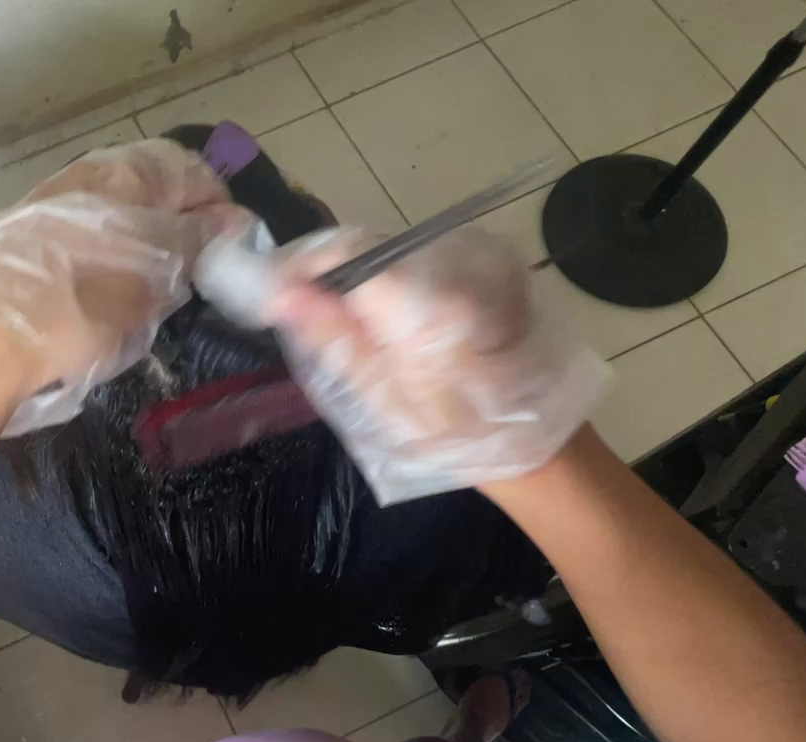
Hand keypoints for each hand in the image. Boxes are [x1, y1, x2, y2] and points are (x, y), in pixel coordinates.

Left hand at [0, 139, 247, 435]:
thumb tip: (229, 223)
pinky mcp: (22, 230)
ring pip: (115, 207)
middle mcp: (86, 173)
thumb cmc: (77, 315)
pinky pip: (83, 229)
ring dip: (142, 237)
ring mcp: (49, 199)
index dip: (219, 208)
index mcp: (125, 176)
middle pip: (151, 184)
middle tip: (193, 269)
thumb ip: (194, 245)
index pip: (192, 171)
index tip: (231, 249)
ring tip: (150, 284)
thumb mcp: (150, 284)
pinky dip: (106, 249)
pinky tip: (102, 286)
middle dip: (180, 221)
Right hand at [263, 226, 610, 503]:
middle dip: (327, 269)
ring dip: (358, 271)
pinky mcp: (494, 257)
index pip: (349, 255)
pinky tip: (386, 308)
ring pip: (395, 246)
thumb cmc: (449, 432)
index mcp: (428, 307)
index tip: (274, 290)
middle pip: (371, 245)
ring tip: (337, 309)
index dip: (304, 266)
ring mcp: (483, 255)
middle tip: (297, 302)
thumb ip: (333, 338)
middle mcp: (460, 264)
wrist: (531, 433)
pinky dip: (393, 273)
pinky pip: (423, 251)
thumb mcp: (382, 397)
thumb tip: (280, 296)